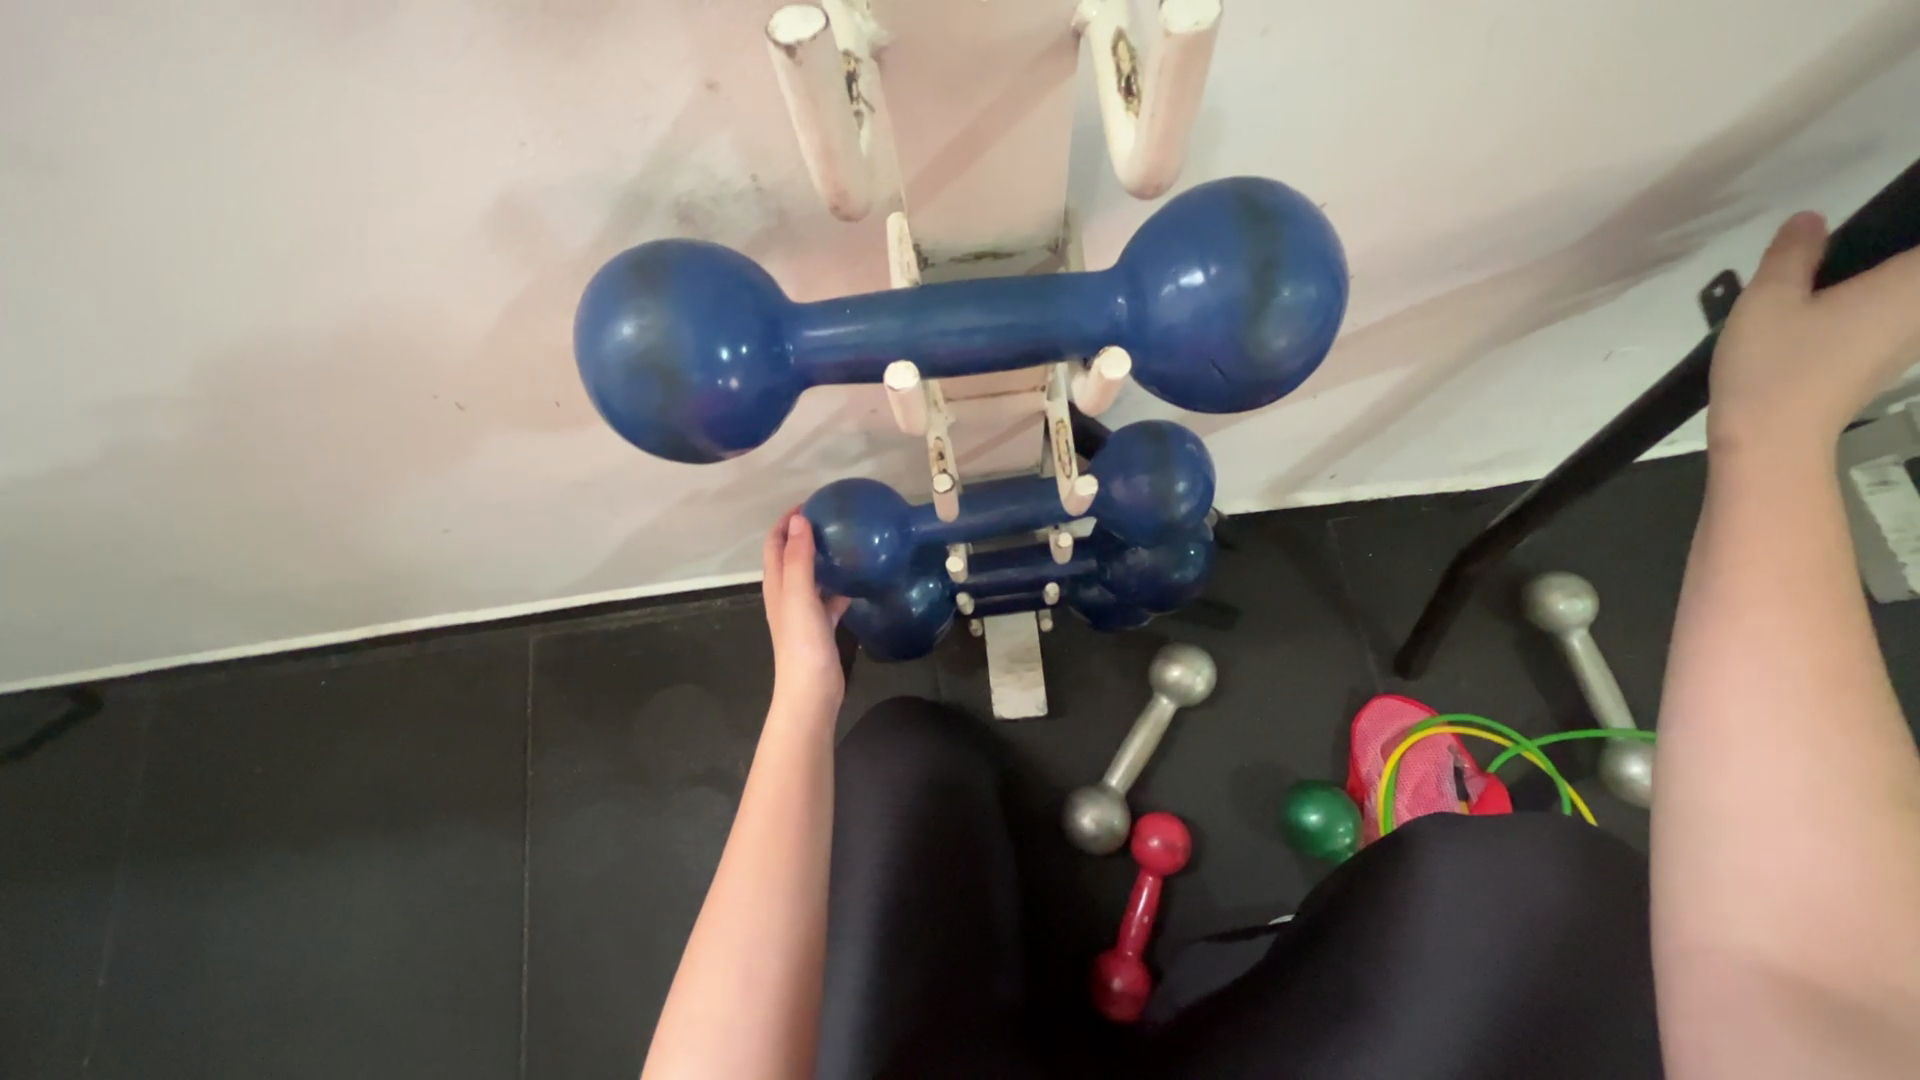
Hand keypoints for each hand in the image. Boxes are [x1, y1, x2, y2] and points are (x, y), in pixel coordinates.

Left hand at [762, 509, 851, 710]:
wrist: (811, 690)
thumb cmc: (803, 642)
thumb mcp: (800, 595)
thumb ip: (799, 558)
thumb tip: (800, 520)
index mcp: (777, 585)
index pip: (775, 543)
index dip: (787, 521)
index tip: (812, 503)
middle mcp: (786, 595)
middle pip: (791, 557)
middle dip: (806, 534)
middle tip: (834, 518)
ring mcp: (803, 612)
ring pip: (811, 576)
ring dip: (823, 558)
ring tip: (847, 543)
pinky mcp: (820, 627)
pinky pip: (829, 598)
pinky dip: (839, 586)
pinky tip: (857, 581)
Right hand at [1710, 211, 1919, 453]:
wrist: (1773, 438)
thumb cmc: (1775, 365)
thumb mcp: (1768, 300)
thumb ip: (1793, 254)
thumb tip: (1811, 219)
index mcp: (1913, 280)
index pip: (1917, 234)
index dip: (1901, 223)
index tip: (1887, 217)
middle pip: (1915, 269)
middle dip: (1890, 252)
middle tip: (1833, 250)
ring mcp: (1914, 336)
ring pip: (1907, 294)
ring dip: (1884, 282)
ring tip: (1832, 272)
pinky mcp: (1890, 358)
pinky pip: (1899, 314)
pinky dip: (1877, 303)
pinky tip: (1832, 305)